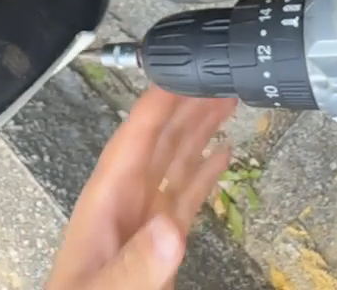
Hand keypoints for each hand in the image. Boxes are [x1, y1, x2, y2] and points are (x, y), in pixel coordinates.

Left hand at [46, 88, 236, 289]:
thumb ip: (135, 267)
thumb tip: (173, 229)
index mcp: (107, 199)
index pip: (133, 137)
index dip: (159, 101)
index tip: (185, 70)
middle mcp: (127, 199)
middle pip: (161, 140)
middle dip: (188, 105)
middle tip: (222, 76)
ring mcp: (144, 219)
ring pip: (176, 161)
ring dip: (201, 130)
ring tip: (230, 100)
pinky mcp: (161, 242)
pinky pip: (186, 196)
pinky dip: (206, 172)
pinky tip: (224, 153)